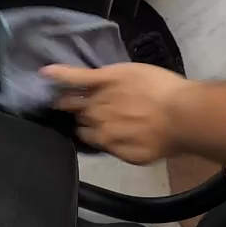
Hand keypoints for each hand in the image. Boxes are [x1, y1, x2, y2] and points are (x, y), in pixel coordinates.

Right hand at [43, 63, 191, 164]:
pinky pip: (77, 76)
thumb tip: (105, 144)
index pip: (85, 135)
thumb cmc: (168, 137)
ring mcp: (99, 97)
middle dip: (74, 115)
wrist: (181, 115)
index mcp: (105, 140)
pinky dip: (60, 74)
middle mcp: (97, 120)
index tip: (82, 127)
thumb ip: (118, 149)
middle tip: (68, 110)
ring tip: (53, 97)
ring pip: (75, 99)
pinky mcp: (105, 78)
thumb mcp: (140, 155)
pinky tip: (45, 72)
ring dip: (64, 99)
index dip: (83, 130)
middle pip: (79, 116)